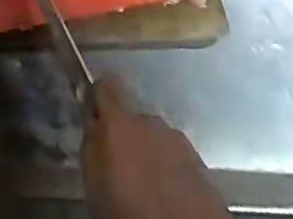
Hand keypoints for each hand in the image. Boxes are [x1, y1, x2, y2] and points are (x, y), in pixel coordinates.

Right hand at [83, 77, 230, 218]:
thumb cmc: (128, 206)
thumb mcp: (93, 177)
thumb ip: (90, 141)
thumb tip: (92, 118)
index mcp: (121, 122)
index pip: (107, 85)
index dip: (99, 94)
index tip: (94, 110)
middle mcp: (152, 123)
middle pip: (134, 117)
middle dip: (128, 134)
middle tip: (122, 164)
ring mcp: (180, 142)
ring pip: (158, 138)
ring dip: (151, 152)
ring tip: (147, 181)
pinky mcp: (202, 164)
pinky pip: (179, 158)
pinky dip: (172, 169)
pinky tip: (168, 192)